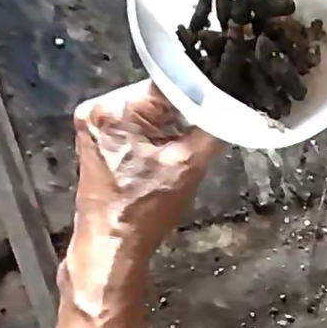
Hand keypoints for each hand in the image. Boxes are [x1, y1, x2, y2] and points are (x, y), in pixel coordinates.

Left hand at [71, 82, 221, 266]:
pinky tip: (160, 160)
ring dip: (169, 127)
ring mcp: (95, 123)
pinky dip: (154, 137)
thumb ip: (213, 129)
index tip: (219, 109)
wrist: (113, 244)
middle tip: (191, 145)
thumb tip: (231, 107)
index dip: (199, 97)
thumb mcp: (190, 166)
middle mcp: (98, 109)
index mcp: (116, 110)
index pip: (170, 84)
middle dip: (182, 116)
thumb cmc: (143, 211)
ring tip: (175, 156)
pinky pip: (136, 125)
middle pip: (158, 96)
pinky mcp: (99, 138)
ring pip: (149, 111)